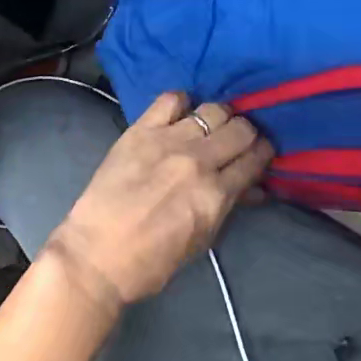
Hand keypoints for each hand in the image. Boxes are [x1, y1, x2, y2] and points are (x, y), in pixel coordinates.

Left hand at [44, 92, 273, 312]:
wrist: (97, 254)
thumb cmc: (152, 260)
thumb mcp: (201, 240)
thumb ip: (229, 207)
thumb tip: (253, 187)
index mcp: (215, 194)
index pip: (254, 160)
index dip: (263, 153)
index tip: (262, 151)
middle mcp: (197, 161)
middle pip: (240, 129)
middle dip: (247, 132)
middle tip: (239, 139)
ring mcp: (168, 140)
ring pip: (212, 109)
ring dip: (220, 117)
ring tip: (212, 126)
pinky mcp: (140, 130)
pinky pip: (170, 99)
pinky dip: (182, 103)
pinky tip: (181, 115)